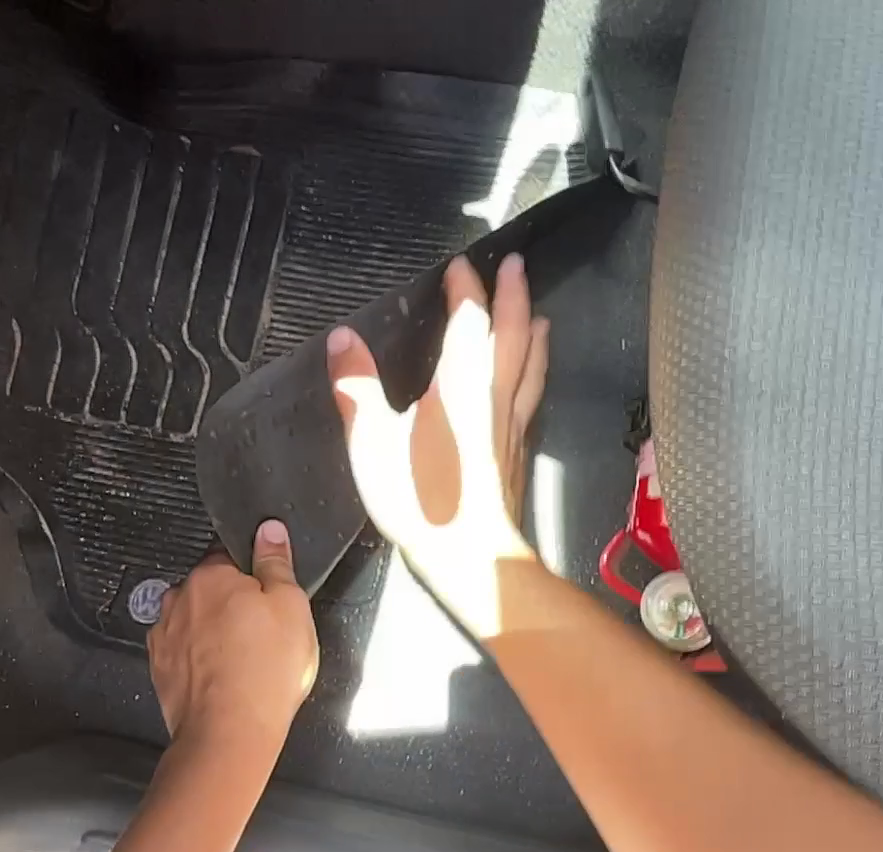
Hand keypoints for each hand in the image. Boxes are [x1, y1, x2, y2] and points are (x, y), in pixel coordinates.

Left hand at [147, 520, 318, 763]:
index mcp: (211, 575)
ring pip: (194, 620)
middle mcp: (179, 598)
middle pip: (210, 589)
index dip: (255, 577)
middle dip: (232, 603)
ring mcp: (163, 635)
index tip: (270, 599)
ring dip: (212, 630)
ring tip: (242, 659)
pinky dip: (198, 658)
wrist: (229, 733)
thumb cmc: (266, 668)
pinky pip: (183, 651)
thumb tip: (268, 529)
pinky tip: (222, 676)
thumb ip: (276, 562)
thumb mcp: (291, 606)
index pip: (231, 557)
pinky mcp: (159, 668)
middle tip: (263, 632)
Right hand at [327, 253, 549, 628]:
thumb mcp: (371, 446)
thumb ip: (356, 389)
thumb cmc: (421, 502)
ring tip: (539, 312)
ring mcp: (510, 425)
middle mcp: (492, 397)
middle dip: (511, 296)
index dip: (466, 291)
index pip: (468, 323)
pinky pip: (532, 395)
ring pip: (530, 365)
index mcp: (458, 387)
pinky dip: (536, 371)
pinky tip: (534, 378)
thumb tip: (342, 340)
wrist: (471, 557)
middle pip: (511, 335)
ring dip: (533, 332)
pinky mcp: (516, 451)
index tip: (460, 266)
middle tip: (514, 264)